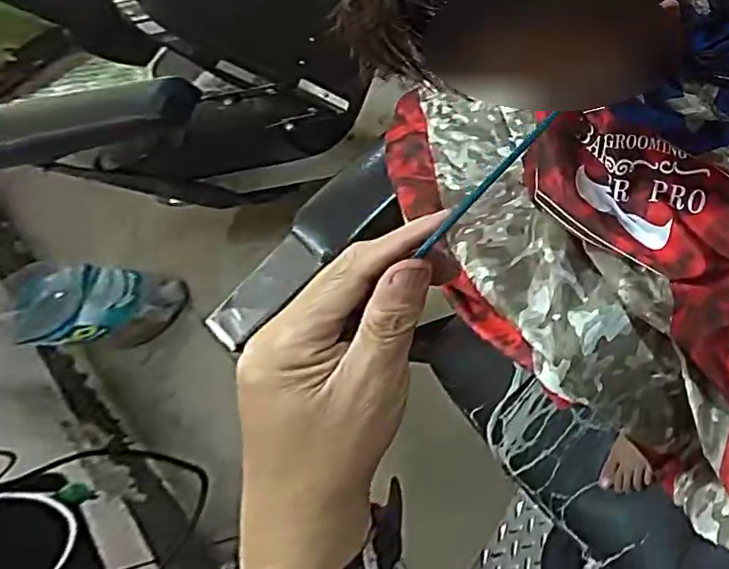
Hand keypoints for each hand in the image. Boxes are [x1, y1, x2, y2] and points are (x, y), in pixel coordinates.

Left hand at [237, 211, 449, 568]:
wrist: (304, 510)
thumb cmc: (338, 452)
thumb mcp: (372, 381)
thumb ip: (391, 317)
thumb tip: (412, 263)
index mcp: (284, 340)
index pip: (350, 270)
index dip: (402, 239)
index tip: (445, 219)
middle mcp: (276, 334)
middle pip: (344, 273)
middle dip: (401, 251)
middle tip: (453, 243)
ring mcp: (285, 344)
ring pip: (345, 287)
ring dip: (393, 271)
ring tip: (440, 266)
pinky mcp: (301, 354)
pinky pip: (344, 308)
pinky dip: (382, 293)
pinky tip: (409, 291)